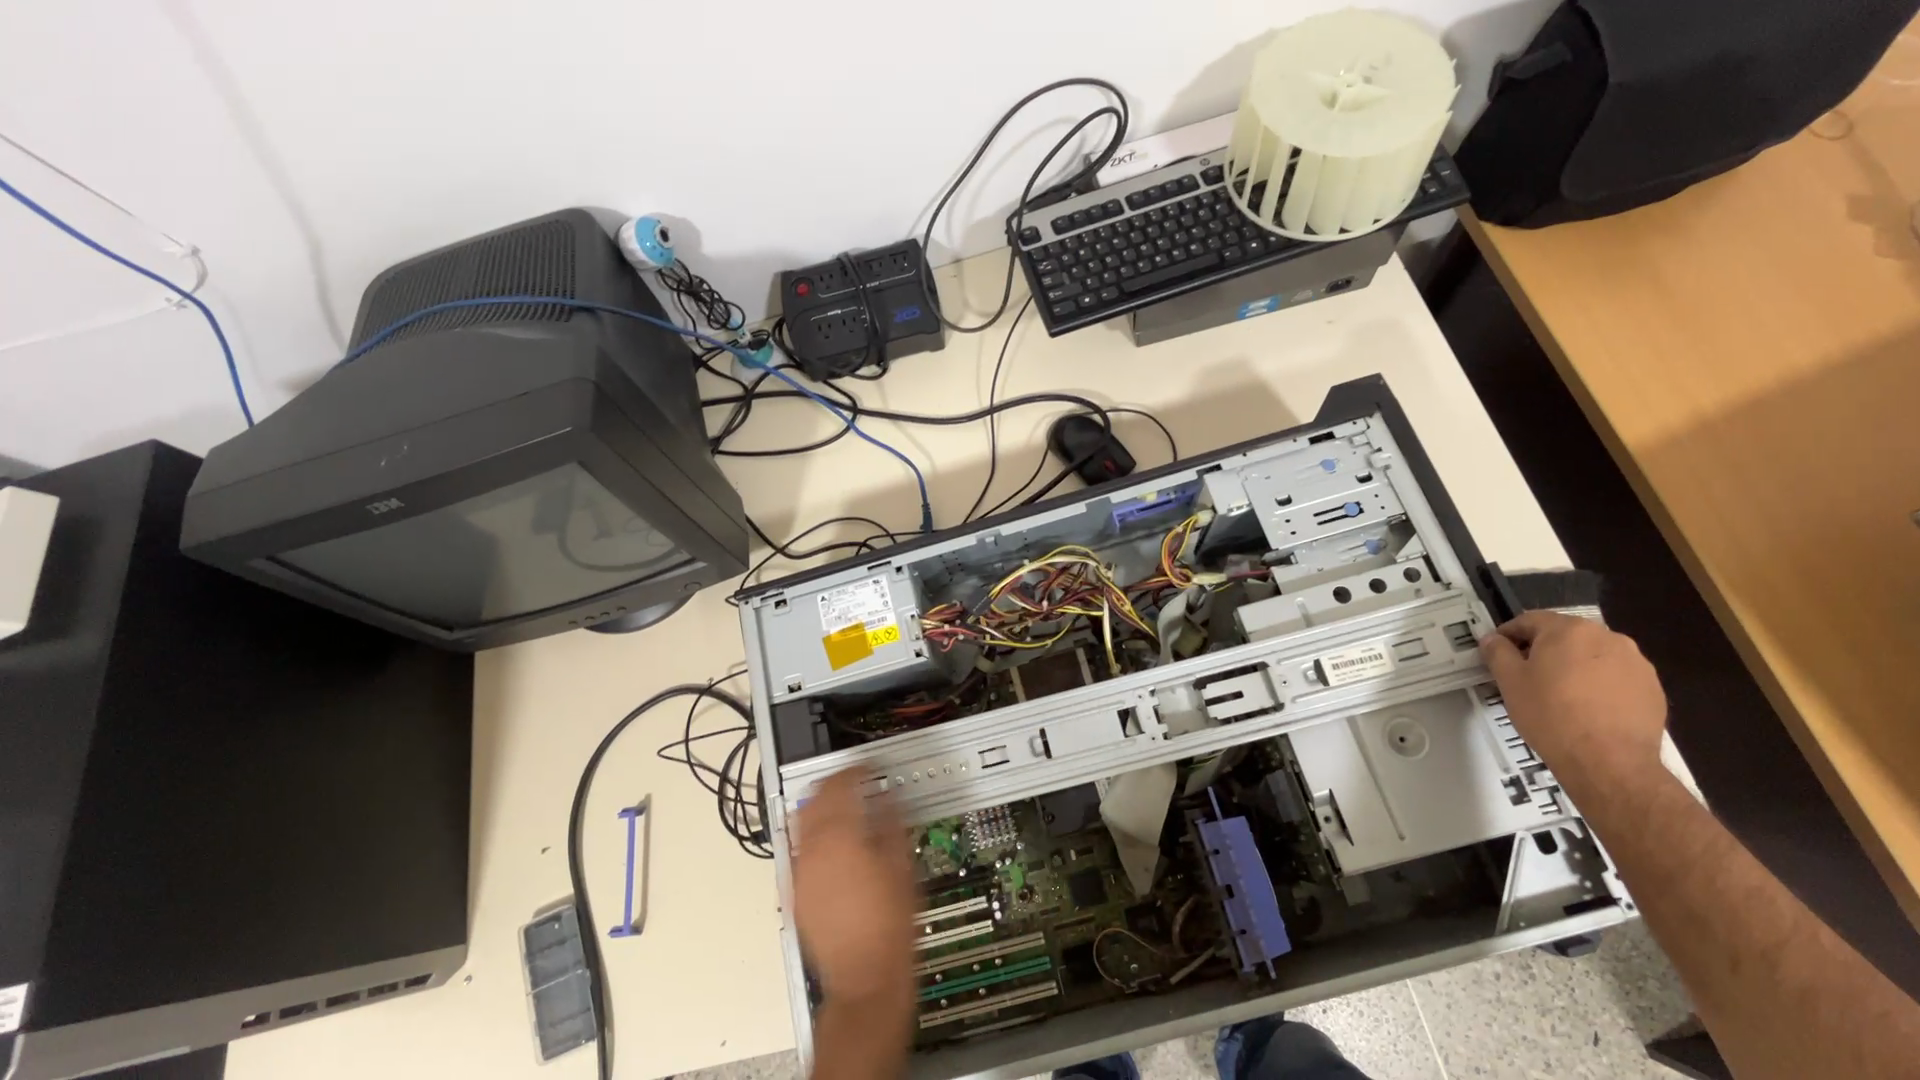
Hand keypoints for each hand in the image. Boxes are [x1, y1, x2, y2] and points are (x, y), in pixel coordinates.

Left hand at [792, 770, 919, 1008]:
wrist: (864, 977)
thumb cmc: (890, 926)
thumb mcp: (902, 867)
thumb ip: (892, 824)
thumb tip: (888, 798)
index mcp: (839, 837)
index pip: (839, 786)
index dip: (854, 771)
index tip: (868, 769)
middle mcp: (811, 849)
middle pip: (812, 799)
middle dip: (832, 784)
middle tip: (854, 782)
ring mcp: (798, 872)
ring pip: (801, 823)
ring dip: (820, 809)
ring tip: (842, 810)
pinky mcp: (793, 893)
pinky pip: (798, 851)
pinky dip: (812, 838)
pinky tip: (831, 846)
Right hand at [1480, 611, 1667, 790]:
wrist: (1609, 762)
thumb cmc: (1550, 715)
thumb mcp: (1510, 682)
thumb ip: (1498, 653)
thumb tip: (1492, 639)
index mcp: (1569, 630)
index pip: (1530, 620)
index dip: (1508, 634)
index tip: (1497, 653)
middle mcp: (1607, 637)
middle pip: (1565, 636)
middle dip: (1544, 651)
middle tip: (1527, 676)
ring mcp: (1636, 662)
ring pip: (1593, 656)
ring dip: (1574, 667)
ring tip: (1561, 695)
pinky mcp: (1652, 688)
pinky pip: (1616, 677)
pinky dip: (1599, 685)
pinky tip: (1588, 709)